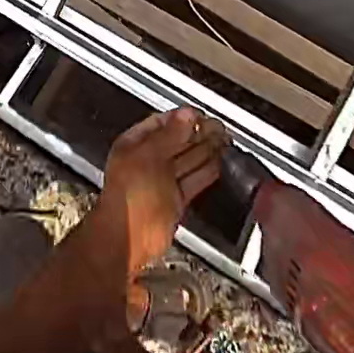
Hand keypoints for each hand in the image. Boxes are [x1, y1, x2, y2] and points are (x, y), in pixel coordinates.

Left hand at [88, 108, 227, 275]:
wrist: (128, 238)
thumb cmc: (130, 194)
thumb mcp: (149, 157)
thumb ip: (170, 135)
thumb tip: (187, 116)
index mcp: (135, 144)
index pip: (161, 124)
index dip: (181, 118)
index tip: (201, 114)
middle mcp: (148, 160)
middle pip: (177, 141)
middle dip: (198, 133)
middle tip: (219, 127)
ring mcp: (162, 181)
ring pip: (188, 160)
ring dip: (206, 150)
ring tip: (225, 140)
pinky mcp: (175, 201)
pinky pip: (194, 181)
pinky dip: (208, 172)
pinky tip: (219, 163)